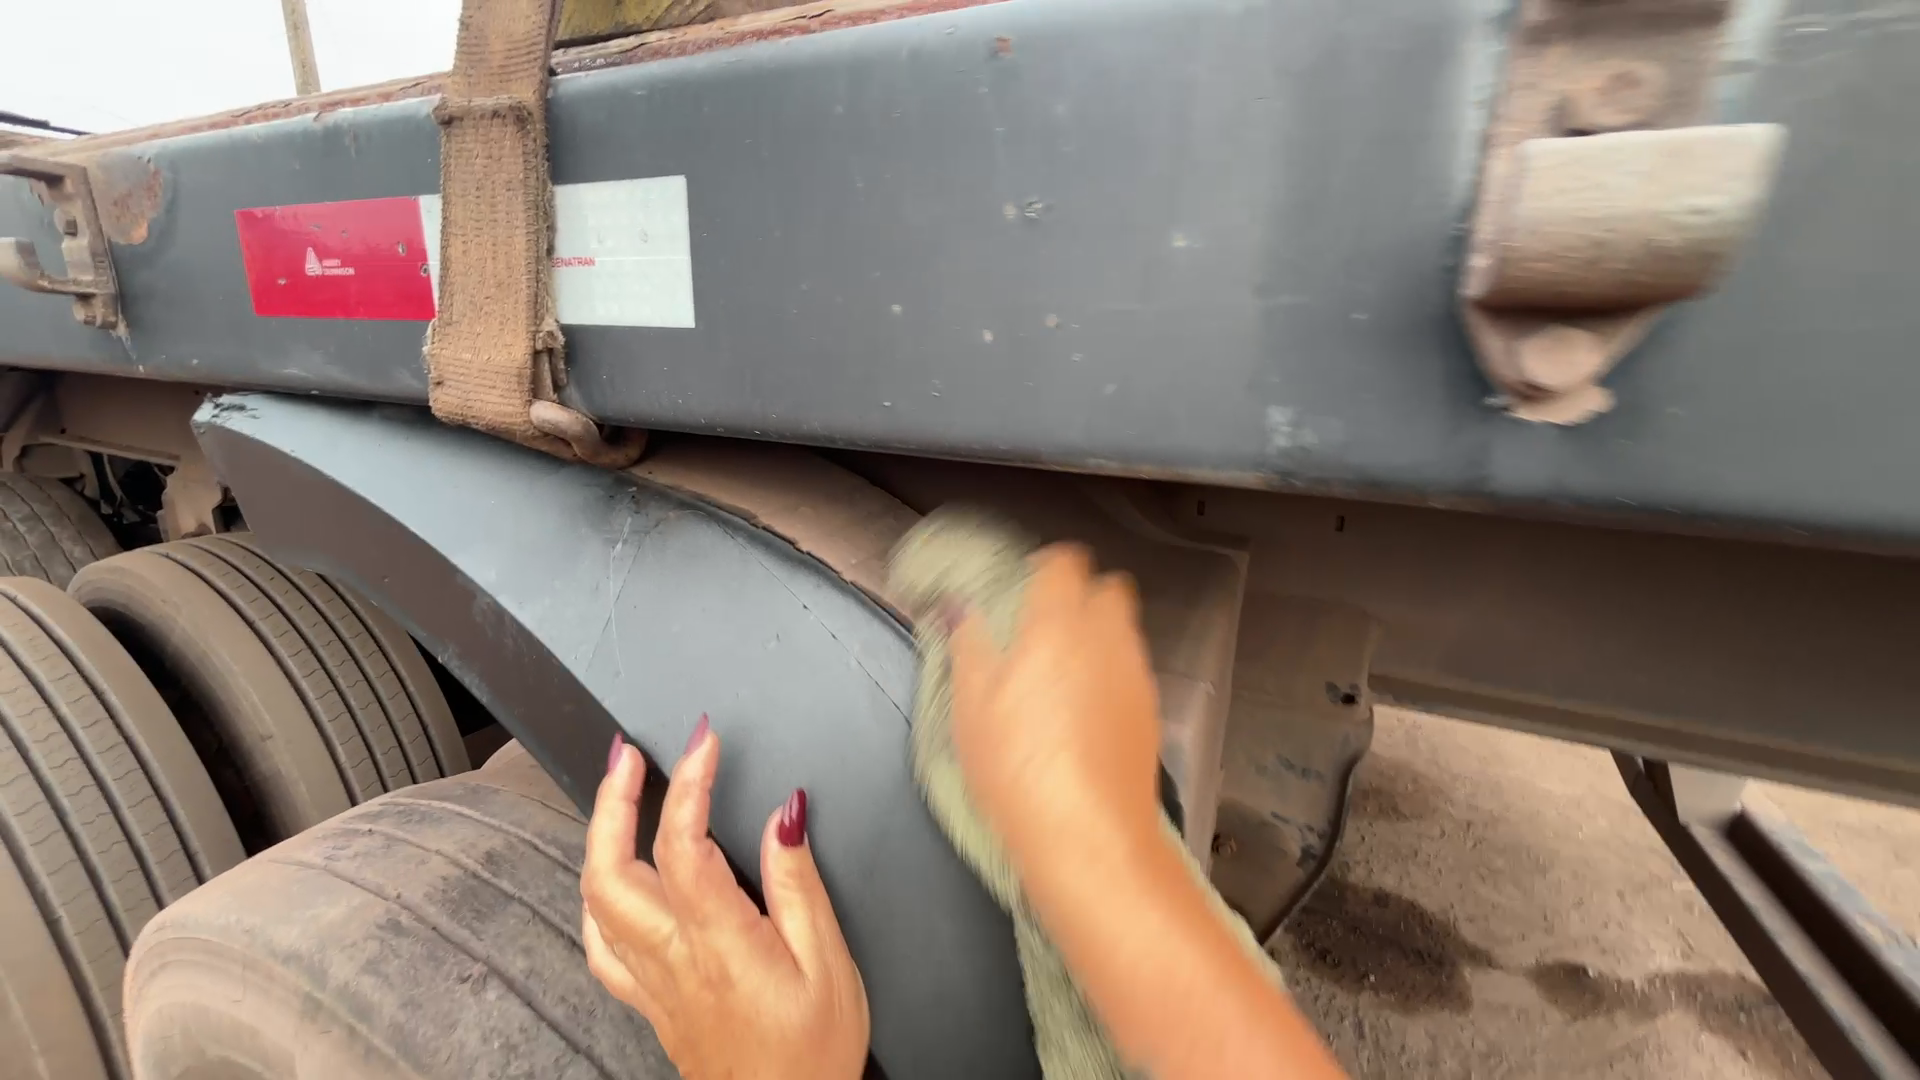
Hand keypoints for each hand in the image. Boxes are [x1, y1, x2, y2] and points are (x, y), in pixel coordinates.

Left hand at [582, 719, 869, 1079]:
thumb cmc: (814, 1049)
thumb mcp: (826, 959)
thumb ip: (798, 882)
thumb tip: (784, 813)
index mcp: (718, 942)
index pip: (684, 844)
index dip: (691, 783)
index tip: (706, 741)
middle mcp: (671, 958)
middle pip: (610, 870)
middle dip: (612, 801)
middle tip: (628, 753)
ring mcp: (652, 982)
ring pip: (596, 902)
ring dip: (599, 837)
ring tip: (617, 792)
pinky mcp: (650, 999)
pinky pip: (600, 945)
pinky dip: (596, 895)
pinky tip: (610, 875)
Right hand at [947, 544, 1163, 865]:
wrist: (1088, 834)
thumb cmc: (1020, 768)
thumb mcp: (971, 703)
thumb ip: (968, 643)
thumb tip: (960, 608)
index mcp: (1057, 625)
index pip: (1066, 563)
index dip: (1046, 566)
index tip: (1026, 584)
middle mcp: (1105, 639)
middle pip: (1108, 586)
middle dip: (1082, 592)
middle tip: (1045, 621)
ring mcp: (1134, 674)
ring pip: (1123, 627)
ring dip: (1098, 631)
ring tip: (1062, 669)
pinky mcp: (1150, 709)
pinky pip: (1132, 667)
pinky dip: (1112, 670)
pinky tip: (1085, 707)